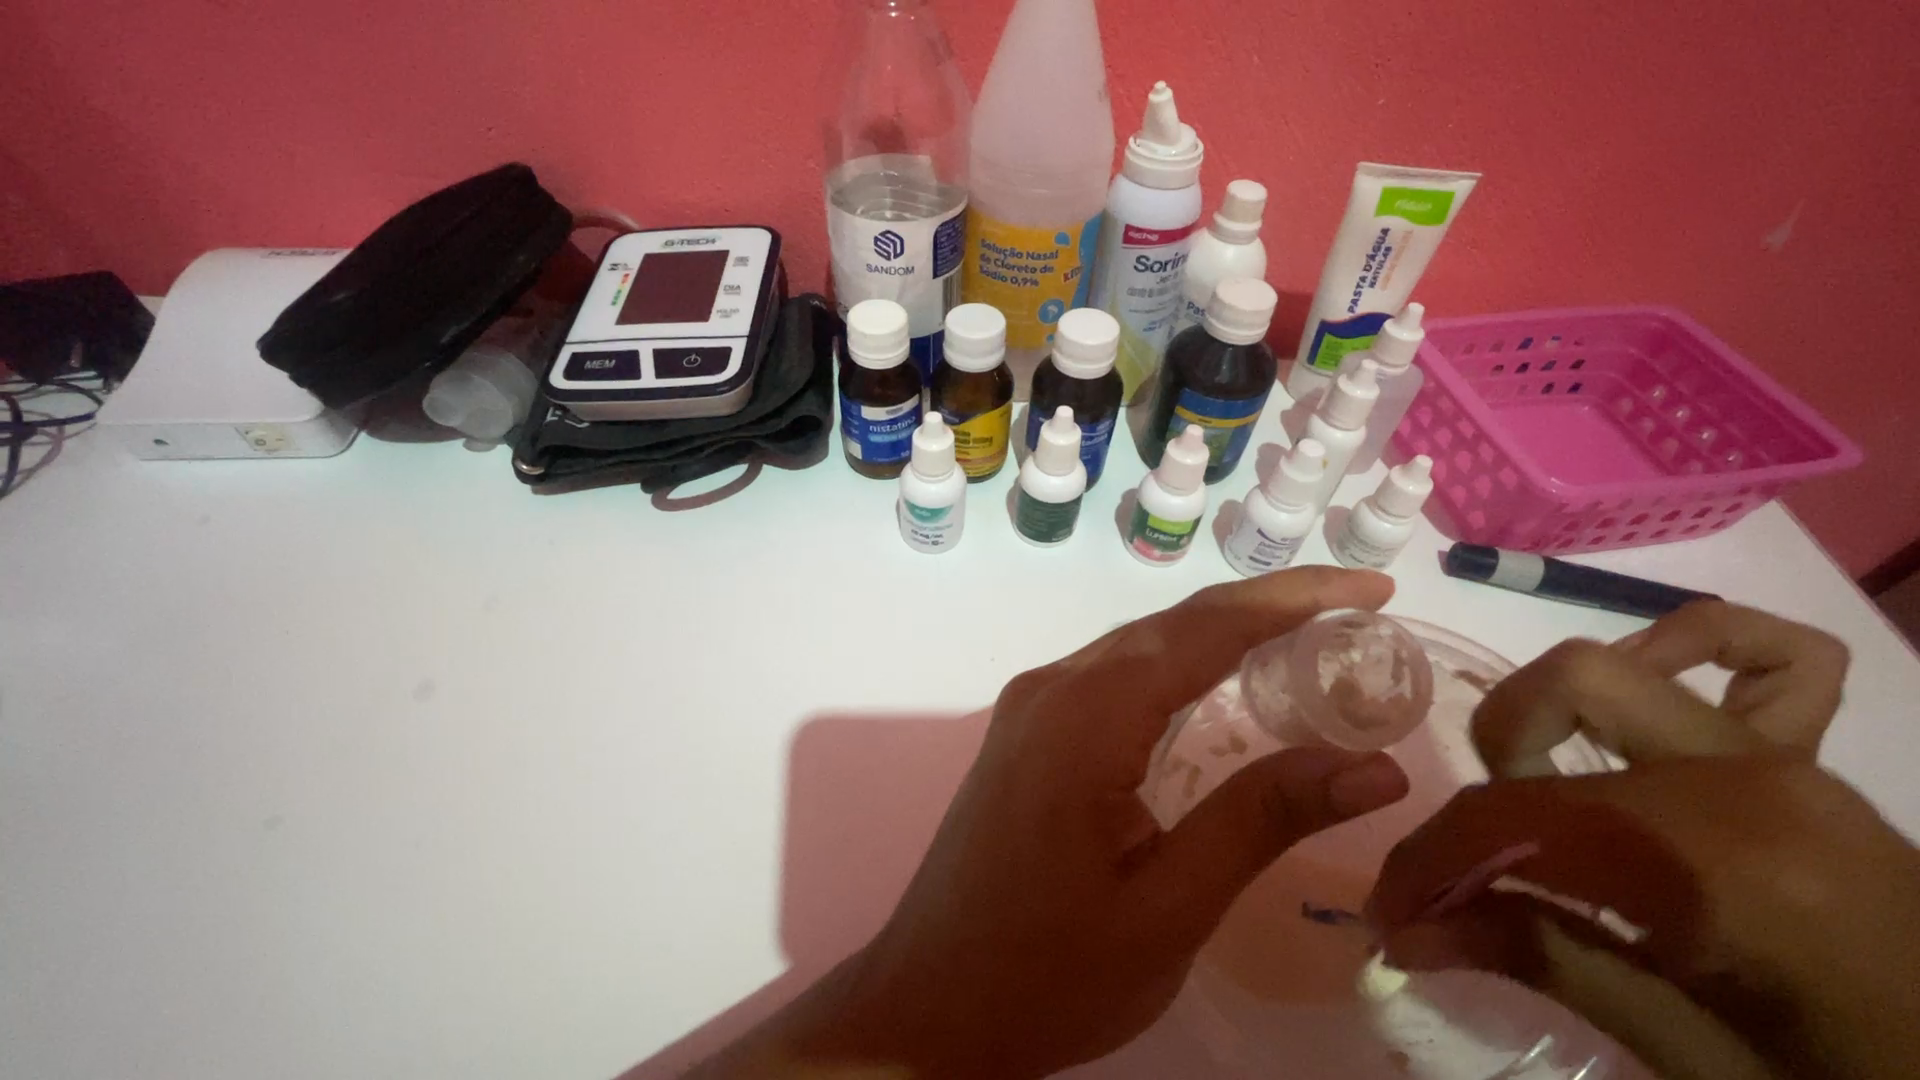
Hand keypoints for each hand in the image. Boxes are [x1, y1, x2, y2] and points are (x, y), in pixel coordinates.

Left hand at [692, 568, 1411, 1077]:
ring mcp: (1031, 708)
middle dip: (1264, 610)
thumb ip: (1262, 820)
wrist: (932, 1004)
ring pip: (1138, 648)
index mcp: (1086, 715)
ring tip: (1306, 643)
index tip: (1370, 589)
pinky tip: (1217, 693)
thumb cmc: (1051, 969)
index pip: (1204, 629)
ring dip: (1219, 638)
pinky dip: (1176, 671)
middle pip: (1170, 626)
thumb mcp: (1171, 905)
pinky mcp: (1025, 734)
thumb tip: (1373, 766)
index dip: (1293, 599)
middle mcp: (1052, 689)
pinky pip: (1110, 679)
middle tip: (1354, 616)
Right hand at [1369, 602, 1919, 1079]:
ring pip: (1625, 664)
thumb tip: (1405, 932)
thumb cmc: (1833, 1078)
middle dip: (1492, 755)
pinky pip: (1770, 660)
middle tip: (1478, 846)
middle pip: (1565, 690)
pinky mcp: (1810, 765)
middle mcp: (1752, 779)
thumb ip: (1539, 959)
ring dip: (1550, 714)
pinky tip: (1647, 706)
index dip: (1432, 856)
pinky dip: (1692, 650)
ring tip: (1543, 784)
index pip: (1522, 812)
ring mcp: (1788, 761)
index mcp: (1719, 859)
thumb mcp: (1682, 1051)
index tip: (1392, 910)